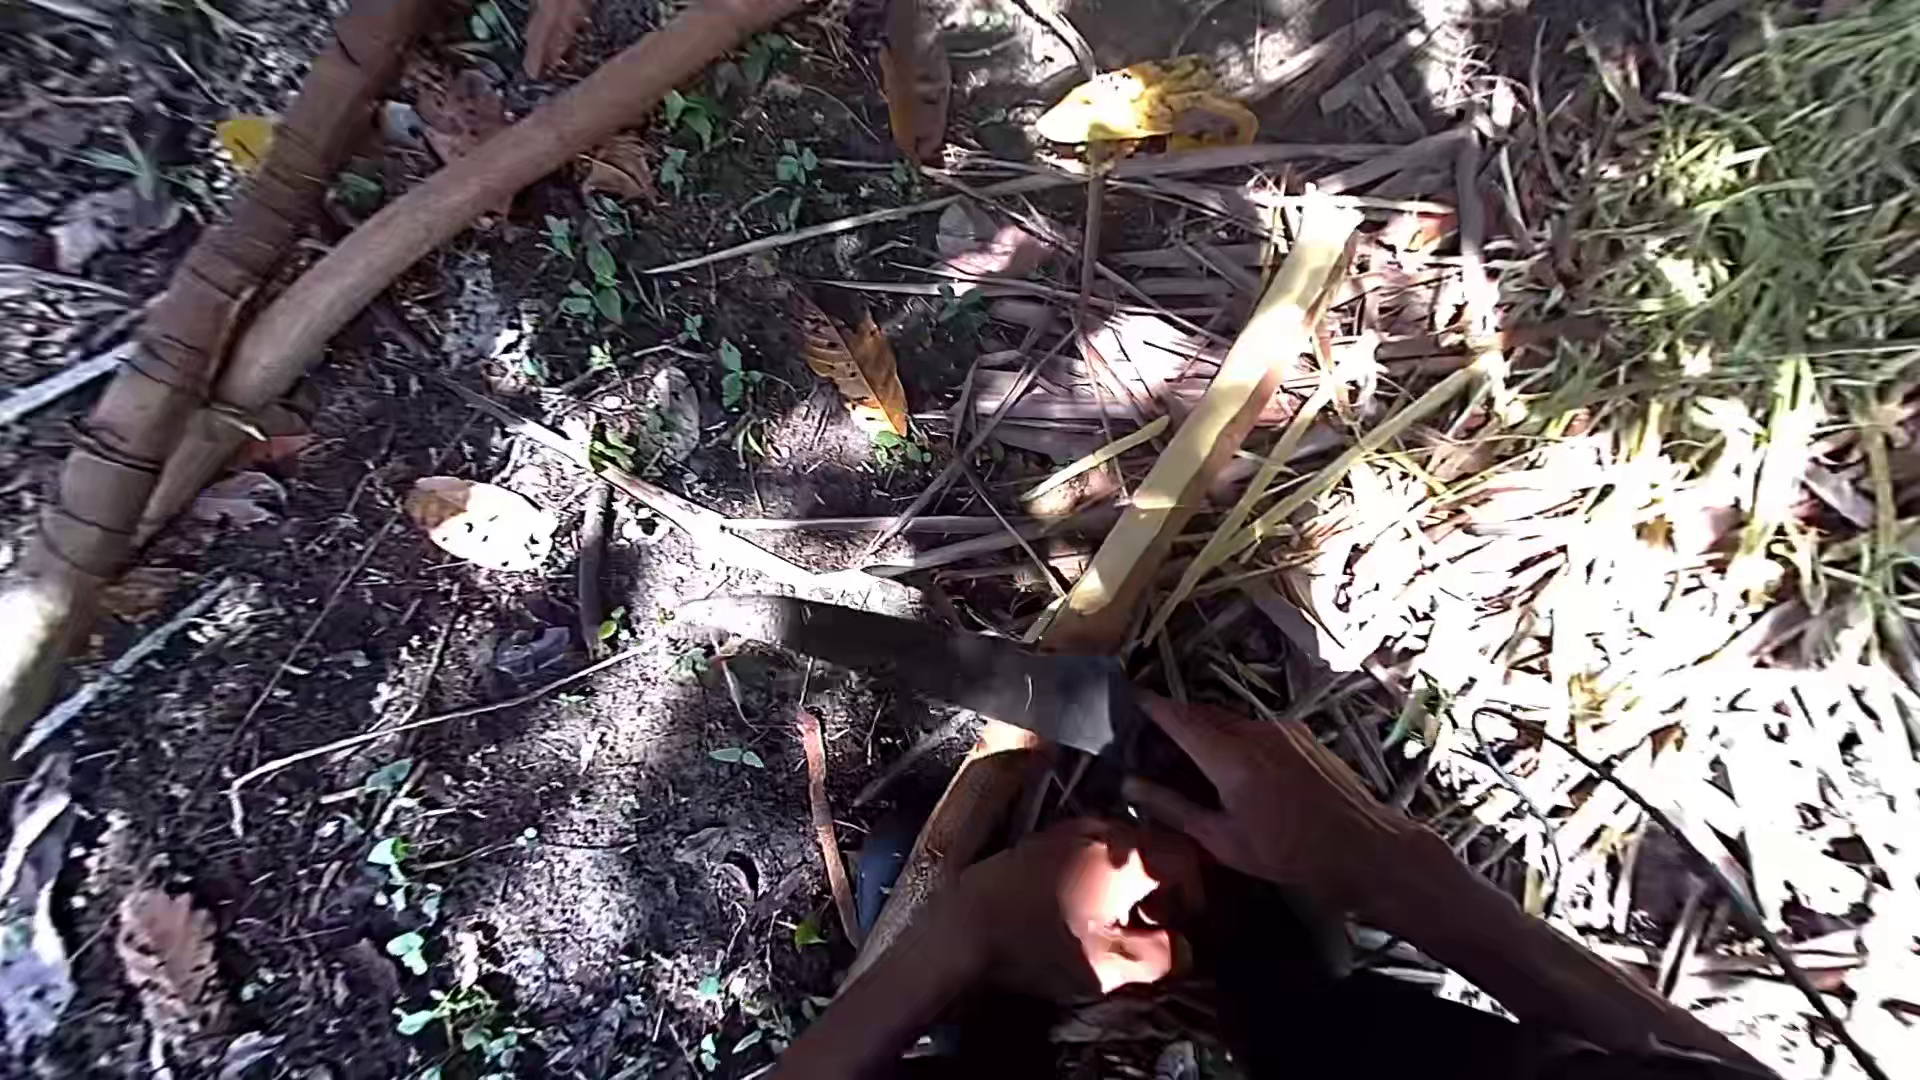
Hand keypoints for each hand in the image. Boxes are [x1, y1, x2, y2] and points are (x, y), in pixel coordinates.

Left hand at [930, 818, 1199, 999]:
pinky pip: (1096, 842)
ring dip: (1135, 877)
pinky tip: (1087, 900)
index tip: (1188, 921)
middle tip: (1154, 925)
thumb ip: (1159, 956)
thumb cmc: (1041, 942)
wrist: (971, 920)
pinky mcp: (1050, 834)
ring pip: (1125, 844)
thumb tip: (1183, 945)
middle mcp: (1102, 830)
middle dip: (1166, 885)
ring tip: (1120, 916)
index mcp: (1125, 857)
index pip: (1186, 855)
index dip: (1198, 890)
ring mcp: (1073, 827)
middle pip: (1156, 846)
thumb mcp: (1108, 967)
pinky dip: (1107, 868)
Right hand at [1122, 696, 1415, 915]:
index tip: (1126, 699)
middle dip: (1172, 721)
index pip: (1177, 716)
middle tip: (1153, 743)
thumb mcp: (1224, 841)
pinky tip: (1235, 766)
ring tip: (1192, 759)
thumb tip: (1130, 785)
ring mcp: (1278, 727)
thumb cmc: (1292, 854)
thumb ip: (1173, 807)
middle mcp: (1252, 730)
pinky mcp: (1296, 732)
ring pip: (1225, 718)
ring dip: (1202, 730)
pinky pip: (1250, 725)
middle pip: (1198, 713)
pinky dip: (1230, 735)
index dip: (1149, 705)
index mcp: (1229, 756)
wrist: (1372, 851)